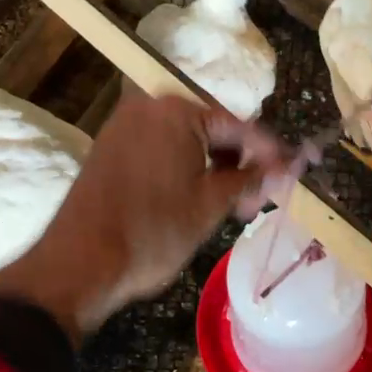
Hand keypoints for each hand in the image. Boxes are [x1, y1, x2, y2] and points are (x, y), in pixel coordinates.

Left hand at [0, 90, 313, 338]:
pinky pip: (161, 151)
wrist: (78, 266)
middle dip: (240, 163)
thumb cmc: (152, 232)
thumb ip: (252, 177)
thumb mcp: (211, 204)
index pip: (238, 125)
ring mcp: (124, 127)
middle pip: (211, 129)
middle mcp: (147, 106)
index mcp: (175, 108)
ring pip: (186, 142)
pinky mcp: (111, 150)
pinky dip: (185, 170)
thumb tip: (286, 166)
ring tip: (234, 207)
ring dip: (214, 169)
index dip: (269, 153)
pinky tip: (200, 200)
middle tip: (260, 200)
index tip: (294, 174)